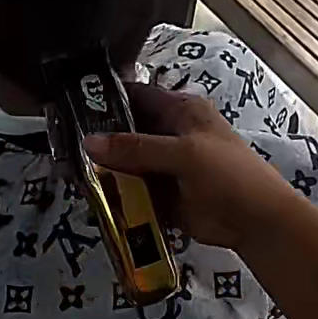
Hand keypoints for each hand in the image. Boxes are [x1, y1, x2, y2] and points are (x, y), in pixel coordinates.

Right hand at [86, 83, 298, 249]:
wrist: (255, 222)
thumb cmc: (228, 175)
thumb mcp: (184, 154)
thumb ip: (136, 148)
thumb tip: (88, 141)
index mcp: (180, 111)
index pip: (136, 96)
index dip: (106, 99)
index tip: (70, 108)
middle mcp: (169, 134)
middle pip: (125, 132)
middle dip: (97, 140)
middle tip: (62, 148)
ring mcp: (163, 166)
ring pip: (124, 163)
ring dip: (102, 170)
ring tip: (68, 174)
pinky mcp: (160, 195)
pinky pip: (131, 190)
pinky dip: (113, 194)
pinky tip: (89, 197)